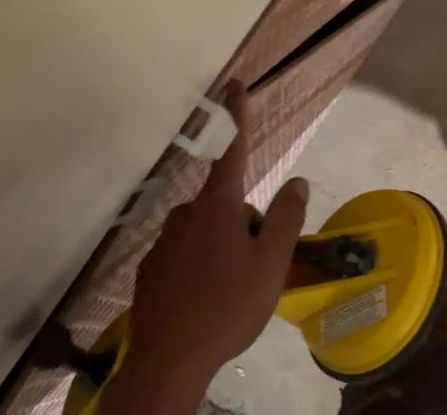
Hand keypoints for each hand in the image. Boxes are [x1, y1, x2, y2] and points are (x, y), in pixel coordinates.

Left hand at [112, 83, 308, 403]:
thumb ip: (287, 217)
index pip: (233, 148)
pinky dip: (199, 270)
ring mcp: (163, 244)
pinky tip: (204, 303)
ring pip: (206, 233)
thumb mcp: (272, 262)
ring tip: (231, 292)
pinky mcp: (149, 273)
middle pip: (226, 204)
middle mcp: (186, 215)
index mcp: (218, 206)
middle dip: (245, 225)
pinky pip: (184, 257)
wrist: (168, 363)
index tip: (234, 82)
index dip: (238, 114)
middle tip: (256, 267)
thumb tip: (297, 181)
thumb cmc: (228, 306)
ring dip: (223, 248)